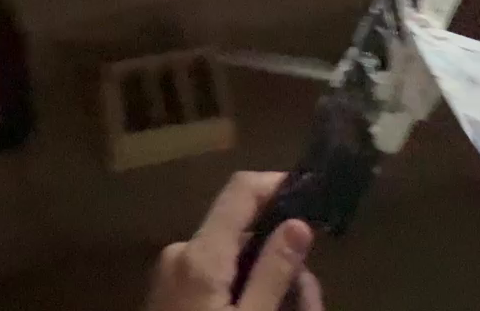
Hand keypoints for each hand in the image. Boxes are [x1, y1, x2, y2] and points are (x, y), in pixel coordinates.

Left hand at [145, 172, 321, 310]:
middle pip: (240, 234)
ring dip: (264, 281)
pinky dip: (241, 293)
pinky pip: (212, 279)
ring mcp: (169, 275)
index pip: (239, 191)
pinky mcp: (167, 297)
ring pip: (230, 260)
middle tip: (312, 297)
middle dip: (280, 257)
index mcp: (198, 254)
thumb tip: (297, 223)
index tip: (310, 191)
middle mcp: (180, 254)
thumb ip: (273, 274)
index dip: (274, 183)